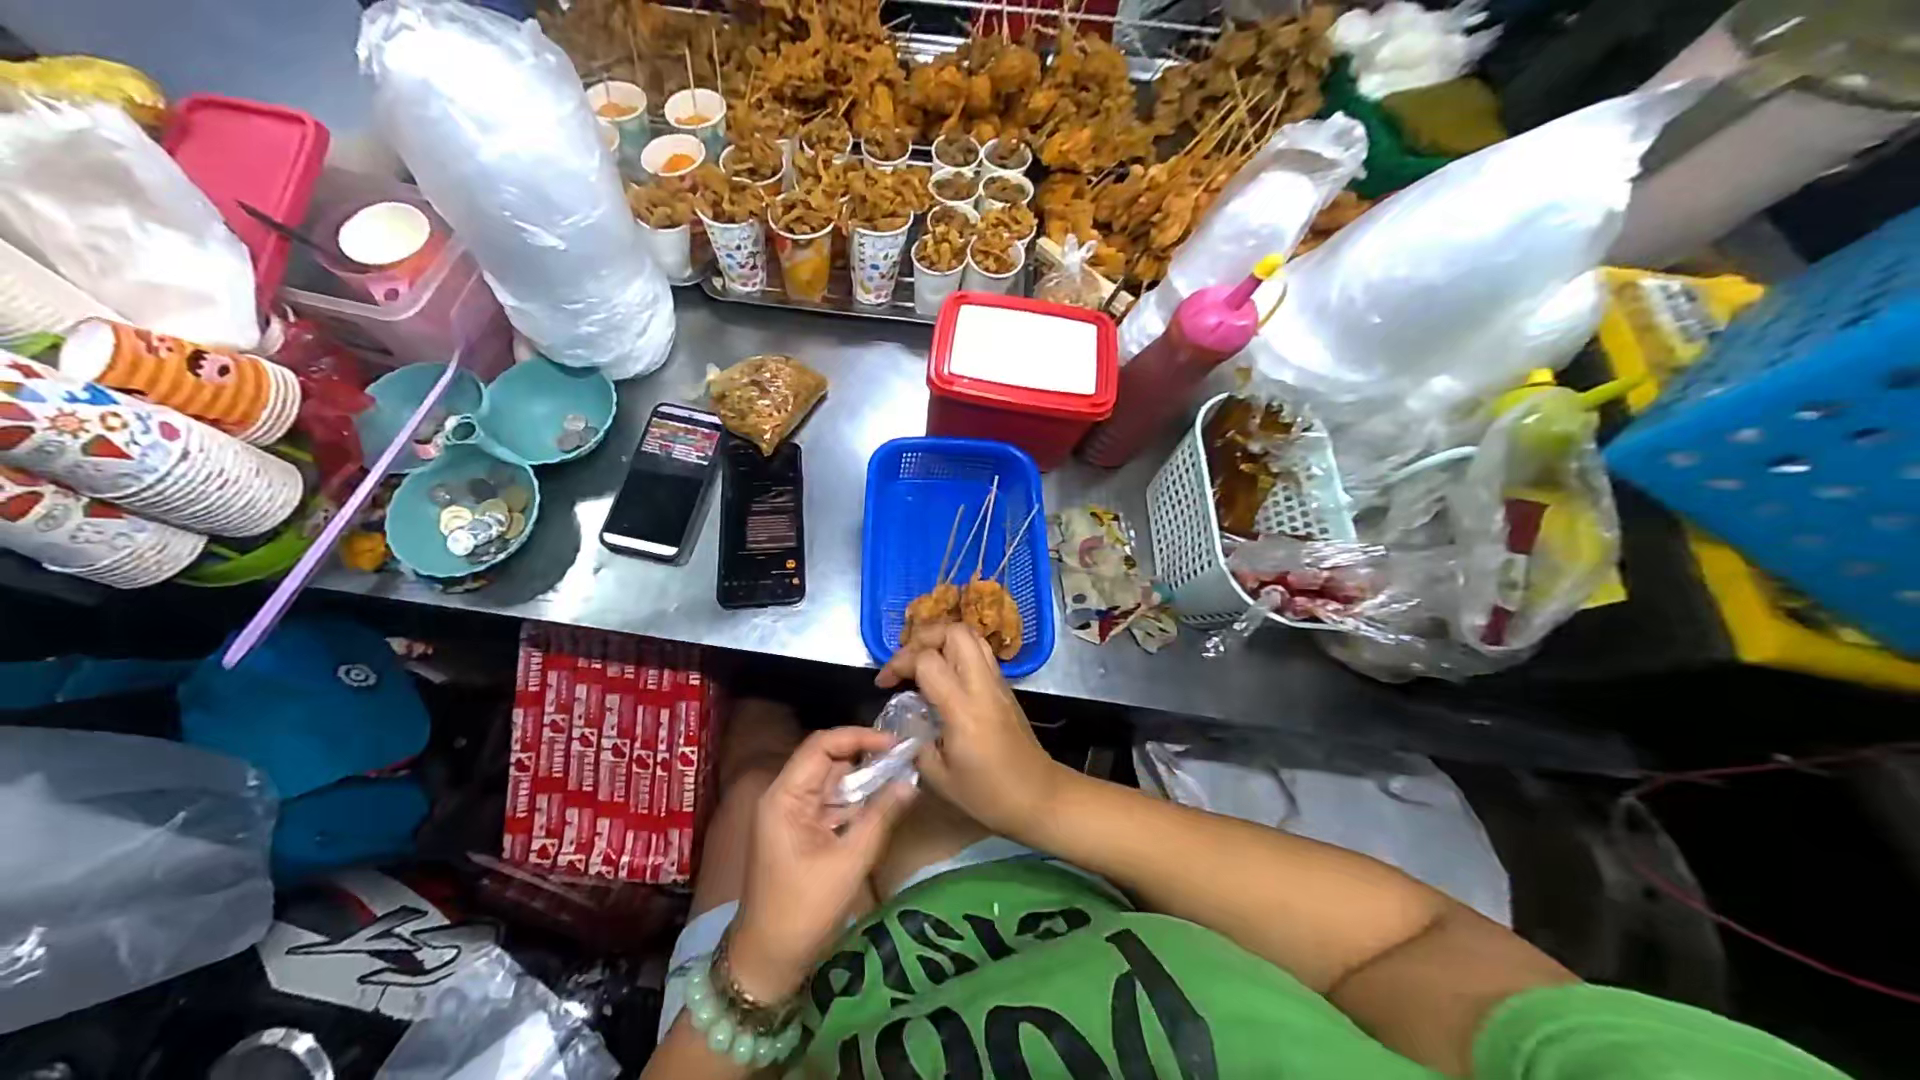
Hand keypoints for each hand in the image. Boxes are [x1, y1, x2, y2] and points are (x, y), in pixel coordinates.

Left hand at [731, 728, 915, 1002]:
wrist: (768, 960)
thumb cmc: (803, 910)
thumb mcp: (849, 862)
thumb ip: (881, 816)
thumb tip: (910, 782)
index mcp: (785, 796)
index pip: (822, 745)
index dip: (859, 737)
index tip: (895, 743)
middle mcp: (784, 797)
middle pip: (827, 759)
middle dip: (865, 756)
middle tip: (905, 759)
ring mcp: (791, 815)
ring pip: (831, 781)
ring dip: (863, 778)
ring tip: (900, 776)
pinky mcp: (801, 832)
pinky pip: (831, 803)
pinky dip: (856, 800)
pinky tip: (882, 803)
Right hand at [876, 622, 1068, 837]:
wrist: (1039, 796)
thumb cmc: (989, 794)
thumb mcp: (939, 778)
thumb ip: (915, 744)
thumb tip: (903, 725)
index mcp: (963, 709)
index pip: (928, 661)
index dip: (899, 663)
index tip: (884, 683)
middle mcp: (982, 686)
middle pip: (955, 631)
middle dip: (923, 638)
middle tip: (905, 662)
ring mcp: (997, 682)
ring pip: (971, 636)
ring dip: (941, 640)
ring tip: (922, 663)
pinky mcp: (1004, 687)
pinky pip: (980, 653)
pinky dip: (956, 652)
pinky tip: (943, 676)